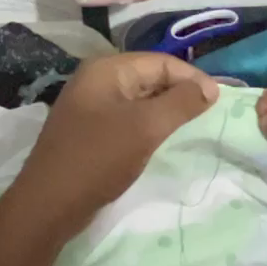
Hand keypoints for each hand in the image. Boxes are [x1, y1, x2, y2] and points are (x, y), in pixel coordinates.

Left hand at [8, 53, 218, 238]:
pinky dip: (147, 125)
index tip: (218, 102)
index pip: (160, 61)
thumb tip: (210, 87)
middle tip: (207, 116)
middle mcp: (95, 80)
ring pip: (138, 99)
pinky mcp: (88, 130)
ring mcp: (89, 106)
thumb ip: (180, 103)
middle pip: (149, 76)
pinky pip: (126, 118)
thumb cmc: (98, 158)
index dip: (192, 78)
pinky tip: (160, 140)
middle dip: (179, 92)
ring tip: (189, 128)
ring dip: (164, 110)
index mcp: (106, 69)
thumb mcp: (145, 127)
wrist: (49, 204)